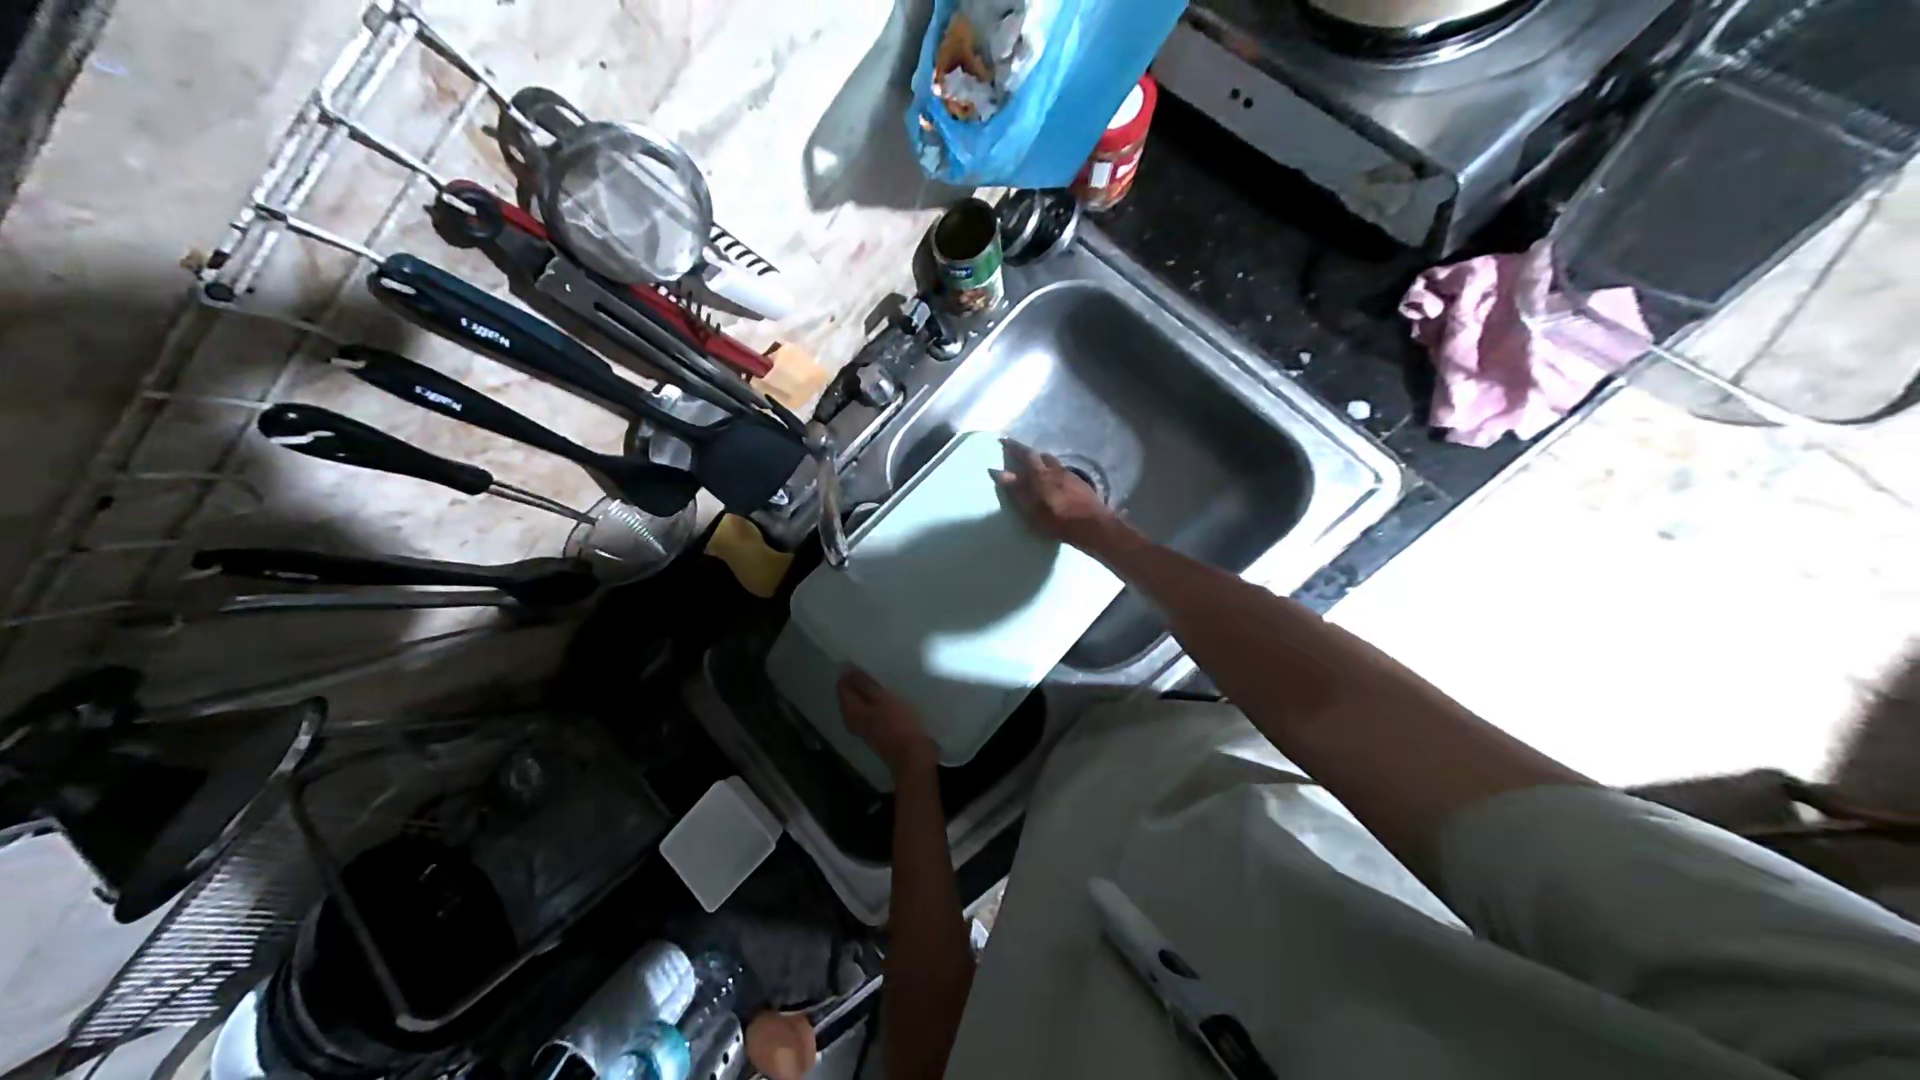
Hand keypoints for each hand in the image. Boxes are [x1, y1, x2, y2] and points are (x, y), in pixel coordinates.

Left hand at [838, 667, 936, 778]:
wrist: (914, 755)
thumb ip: (864, 684)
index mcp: (850, 711)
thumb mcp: (882, 699)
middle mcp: (853, 721)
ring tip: (885, 679)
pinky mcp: (879, 733)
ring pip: (863, 705)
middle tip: (875, 668)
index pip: (842, 686)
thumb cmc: (898, 723)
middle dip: (860, 682)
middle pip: (851, 696)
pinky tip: (892, 697)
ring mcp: (866, 729)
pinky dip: (879, 703)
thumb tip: (846, 670)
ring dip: (871, 692)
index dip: (851, 673)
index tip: (865, 662)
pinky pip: (873, 712)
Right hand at [993, 440, 1128, 553]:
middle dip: (1030, 455)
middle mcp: (1056, 469)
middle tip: (1022, 457)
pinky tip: (1056, 484)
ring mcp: (1071, 475)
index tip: (1005, 440)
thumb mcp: (1031, 508)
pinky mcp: (1081, 484)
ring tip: (1039, 471)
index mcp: (1041, 473)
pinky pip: (1064, 473)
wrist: (1092, 525)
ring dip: (1044, 464)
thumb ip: (1016, 489)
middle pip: (1042, 456)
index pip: (1025, 454)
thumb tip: (999, 472)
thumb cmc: (1057, 519)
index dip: (1014, 447)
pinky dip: (1055, 474)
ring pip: (1054, 464)